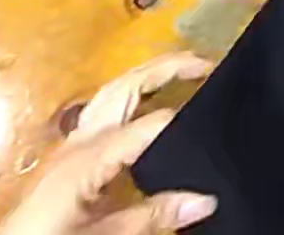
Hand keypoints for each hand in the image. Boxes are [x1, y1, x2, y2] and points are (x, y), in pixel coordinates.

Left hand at [0, 52, 219, 234]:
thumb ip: (152, 218)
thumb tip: (207, 200)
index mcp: (88, 158)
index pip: (151, 124)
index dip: (185, 120)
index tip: (216, 120)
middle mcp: (80, 141)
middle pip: (128, 85)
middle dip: (168, 68)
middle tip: (207, 64)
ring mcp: (71, 145)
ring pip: (115, 90)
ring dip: (151, 74)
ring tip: (185, 71)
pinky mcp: (67, 157)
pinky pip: (107, 109)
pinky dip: (135, 94)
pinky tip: (152, 104)